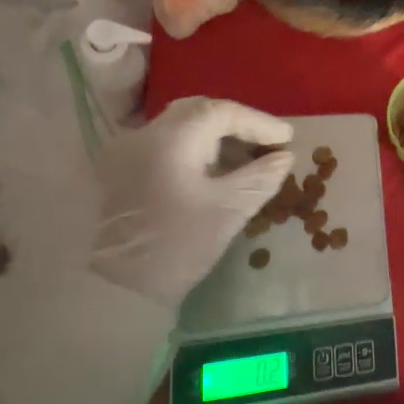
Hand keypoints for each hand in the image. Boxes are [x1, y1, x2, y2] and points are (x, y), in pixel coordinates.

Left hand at [90, 97, 294, 305]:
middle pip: (199, 112)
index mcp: (171, 138)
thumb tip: (285, 157)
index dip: (259, 123)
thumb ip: (262, 176)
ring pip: (182, 128)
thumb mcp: (230, 210)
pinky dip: (196, 150)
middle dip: (237, 125)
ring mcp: (128, 152)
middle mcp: (145, 134)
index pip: (222, 112)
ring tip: (248, 160)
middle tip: (268, 144)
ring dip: (217, 138)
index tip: (287, 140)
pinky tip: (218, 172)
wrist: (116, 290)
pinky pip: (167, 146)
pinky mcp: (122, 172)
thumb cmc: (177, 246)